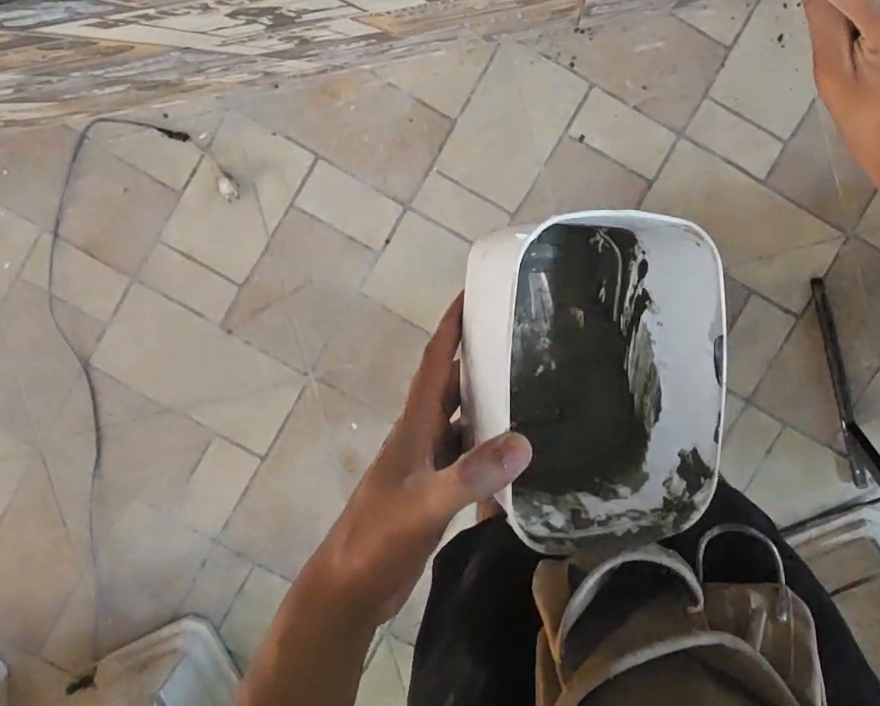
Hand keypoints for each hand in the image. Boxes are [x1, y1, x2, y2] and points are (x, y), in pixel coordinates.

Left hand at [304, 296, 531, 620]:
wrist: (349, 590)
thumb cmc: (378, 538)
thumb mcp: (426, 504)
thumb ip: (472, 474)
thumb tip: (525, 441)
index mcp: (414, 425)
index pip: (436, 360)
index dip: (452, 323)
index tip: (475, 290)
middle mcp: (421, 436)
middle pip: (451, 382)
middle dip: (478, 352)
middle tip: (519, 331)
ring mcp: (426, 464)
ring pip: (462, 418)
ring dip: (488, 397)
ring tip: (530, 381)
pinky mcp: (434, 491)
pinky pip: (468, 454)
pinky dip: (490, 445)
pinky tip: (517, 450)